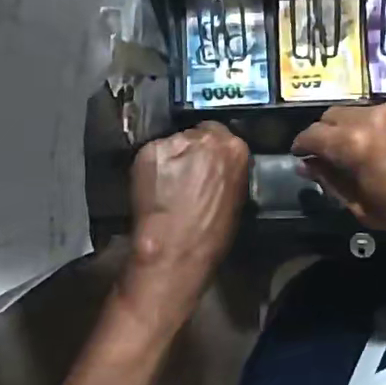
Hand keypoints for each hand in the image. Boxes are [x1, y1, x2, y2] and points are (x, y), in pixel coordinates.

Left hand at [120, 122, 250, 325]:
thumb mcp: (236, 199)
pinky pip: (152, 153)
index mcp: (235, 149)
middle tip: (185, 173)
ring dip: (171, 157)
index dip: (211, 151)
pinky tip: (153, 185)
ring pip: (173, 142)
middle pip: (196, 134)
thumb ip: (228, 172)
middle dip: (192, 150)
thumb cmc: (210, 235)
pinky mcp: (149, 150)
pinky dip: (152, 166)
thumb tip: (217, 169)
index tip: (205, 163)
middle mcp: (206, 139)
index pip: (221, 134)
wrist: (175, 250)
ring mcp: (175, 142)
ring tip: (166, 182)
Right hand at [291, 101, 385, 254]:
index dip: (301, 147)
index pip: (311, 134)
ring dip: (351, 128)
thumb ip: (333, 182)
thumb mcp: (368, 208)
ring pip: (357, 111)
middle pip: (331, 116)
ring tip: (363, 152)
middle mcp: (371, 115)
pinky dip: (377, 125)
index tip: (302, 158)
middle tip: (331, 158)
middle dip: (325, 134)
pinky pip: (383, 111)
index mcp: (354, 143)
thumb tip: (309, 167)